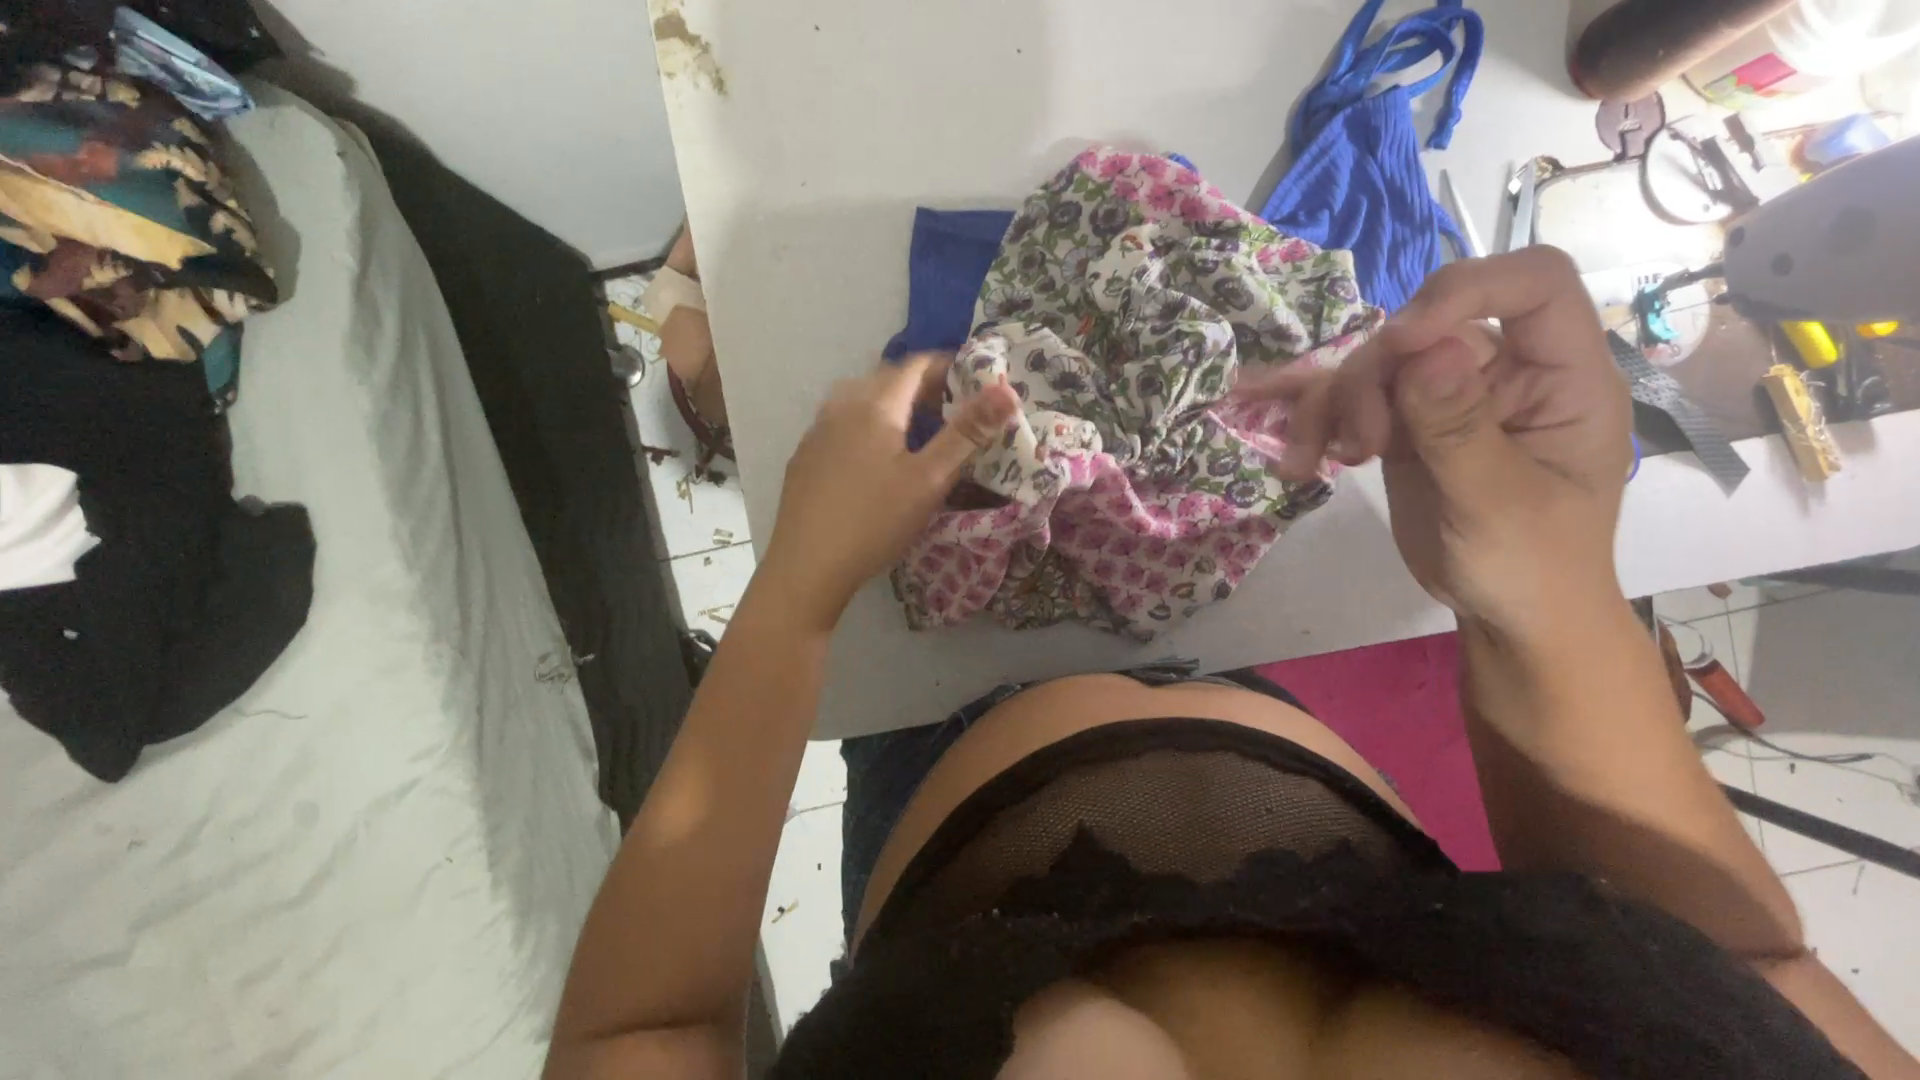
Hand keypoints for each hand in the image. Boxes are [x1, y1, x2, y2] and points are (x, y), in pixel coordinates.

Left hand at [755, 354, 1020, 632]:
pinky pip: (841, 423)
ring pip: (860, 399)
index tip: (974, 381)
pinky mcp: (805, 456)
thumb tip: (1008, 391)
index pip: (916, 364)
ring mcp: (817, 430)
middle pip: (886, 378)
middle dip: (922, 386)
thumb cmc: (875, 521)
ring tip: (916, 433)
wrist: (806, 566)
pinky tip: (875, 459)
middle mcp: (841, 405)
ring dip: (892, 404)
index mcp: (875, 404)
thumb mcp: (929, 479)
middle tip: (952, 411)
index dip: (948, 365)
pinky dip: (867, 425)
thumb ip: (967, 433)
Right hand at [1233, 247, 1632, 632]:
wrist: (1506, 616)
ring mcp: (1450, 397)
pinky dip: (1319, 424)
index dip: (1467, 291)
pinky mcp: (1406, 425)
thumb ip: (1462, 429)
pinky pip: (1352, 401)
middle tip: (1361, 443)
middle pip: (1428, 325)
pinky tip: (1302, 461)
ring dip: (1338, 403)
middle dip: (1377, 374)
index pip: (1533, 285)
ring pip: (1378, 362)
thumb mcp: (1500, 506)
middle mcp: (1506, 372)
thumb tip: (1429, 352)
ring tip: (1329, 459)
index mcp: (1564, 377)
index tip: (1403, 341)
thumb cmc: (1532, 566)